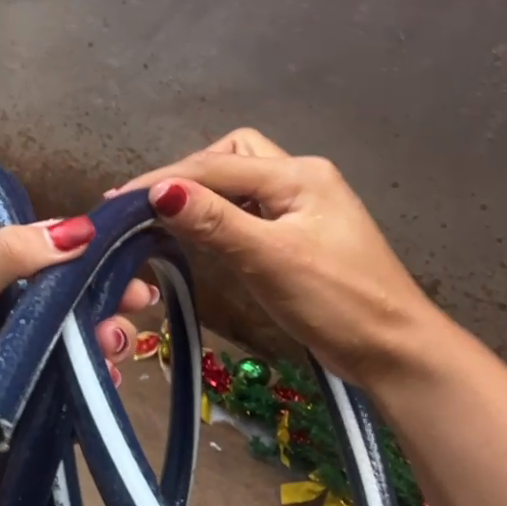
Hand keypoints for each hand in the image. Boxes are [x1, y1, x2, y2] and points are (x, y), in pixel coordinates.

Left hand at [0, 218, 154, 502]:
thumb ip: (4, 258)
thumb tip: (76, 228)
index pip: (51, 264)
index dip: (89, 257)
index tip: (128, 255)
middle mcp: (14, 327)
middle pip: (77, 306)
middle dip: (110, 300)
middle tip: (135, 302)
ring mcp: (29, 372)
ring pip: (85, 349)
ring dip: (108, 340)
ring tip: (110, 343)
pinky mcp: (39, 414)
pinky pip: (81, 397)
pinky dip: (98, 387)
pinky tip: (106, 380)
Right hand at [112, 128, 445, 386]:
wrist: (392, 348)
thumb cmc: (335, 301)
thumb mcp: (268, 259)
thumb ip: (214, 221)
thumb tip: (159, 190)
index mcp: (298, 175)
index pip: (214, 165)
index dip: (161, 180)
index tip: (115, 201)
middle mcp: (300, 178)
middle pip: (228, 157)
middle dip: (185, 174)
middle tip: (146, 207)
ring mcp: (300, 206)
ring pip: (236, 179)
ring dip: (200, 192)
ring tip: (164, 216)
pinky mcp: (295, 233)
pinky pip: (243, 207)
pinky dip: (214, 213)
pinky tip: (197, 233)